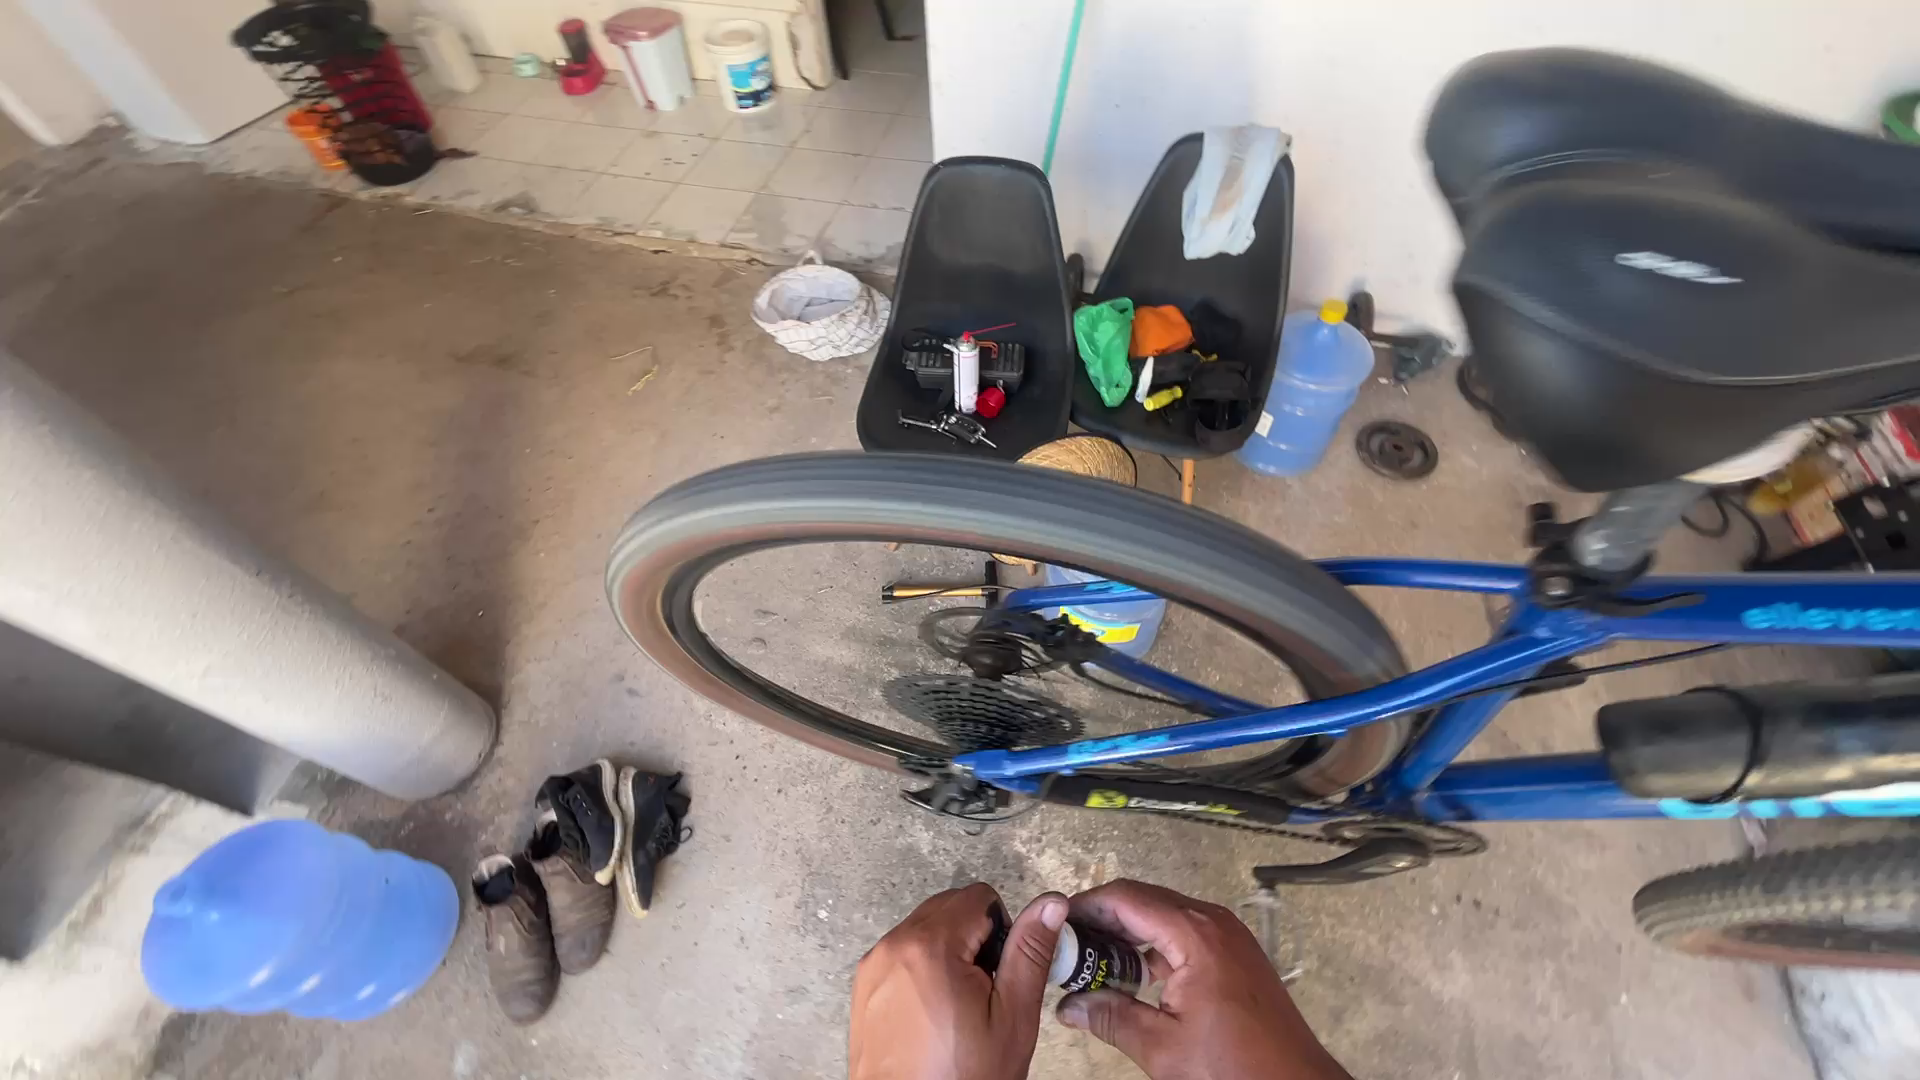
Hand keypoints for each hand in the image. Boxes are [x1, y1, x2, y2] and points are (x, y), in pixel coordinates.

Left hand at [850, 883, 1068, 1079]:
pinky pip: (903, 950)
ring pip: (926, 927)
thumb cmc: (966, 1078)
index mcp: (930, 944)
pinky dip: (922, 967)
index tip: (998, 978)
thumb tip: (1053, 902)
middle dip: (974, 939)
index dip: (1000, 933)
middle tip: (982, 994)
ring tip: (956, 1008)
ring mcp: (873, 962)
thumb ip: (1030, 952)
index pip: (980, 898)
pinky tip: (931, 1014)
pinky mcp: (863, 983)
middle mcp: (894, 942)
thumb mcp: (1011, 1018)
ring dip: (948, 951)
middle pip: (951, 906)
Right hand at [1057, 880, 1351, 1079]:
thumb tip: (1067, 1006)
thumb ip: (1112, 1017)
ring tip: (1096, 956)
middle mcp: (1210, 918)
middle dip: (1104, 916)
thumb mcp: (1164, 1049)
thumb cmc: (1234, 1068)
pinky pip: (1184, 929)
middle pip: (1143, 898)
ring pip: (1163, 912)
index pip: (1125, 897)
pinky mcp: (1236, 949)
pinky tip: (1137, 971)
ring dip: (1129, 928)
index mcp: (1192, 932)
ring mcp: (1227, 931)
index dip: (1087, 904)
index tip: (1058, 920)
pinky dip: (1155, 942)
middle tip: (1071, 941)